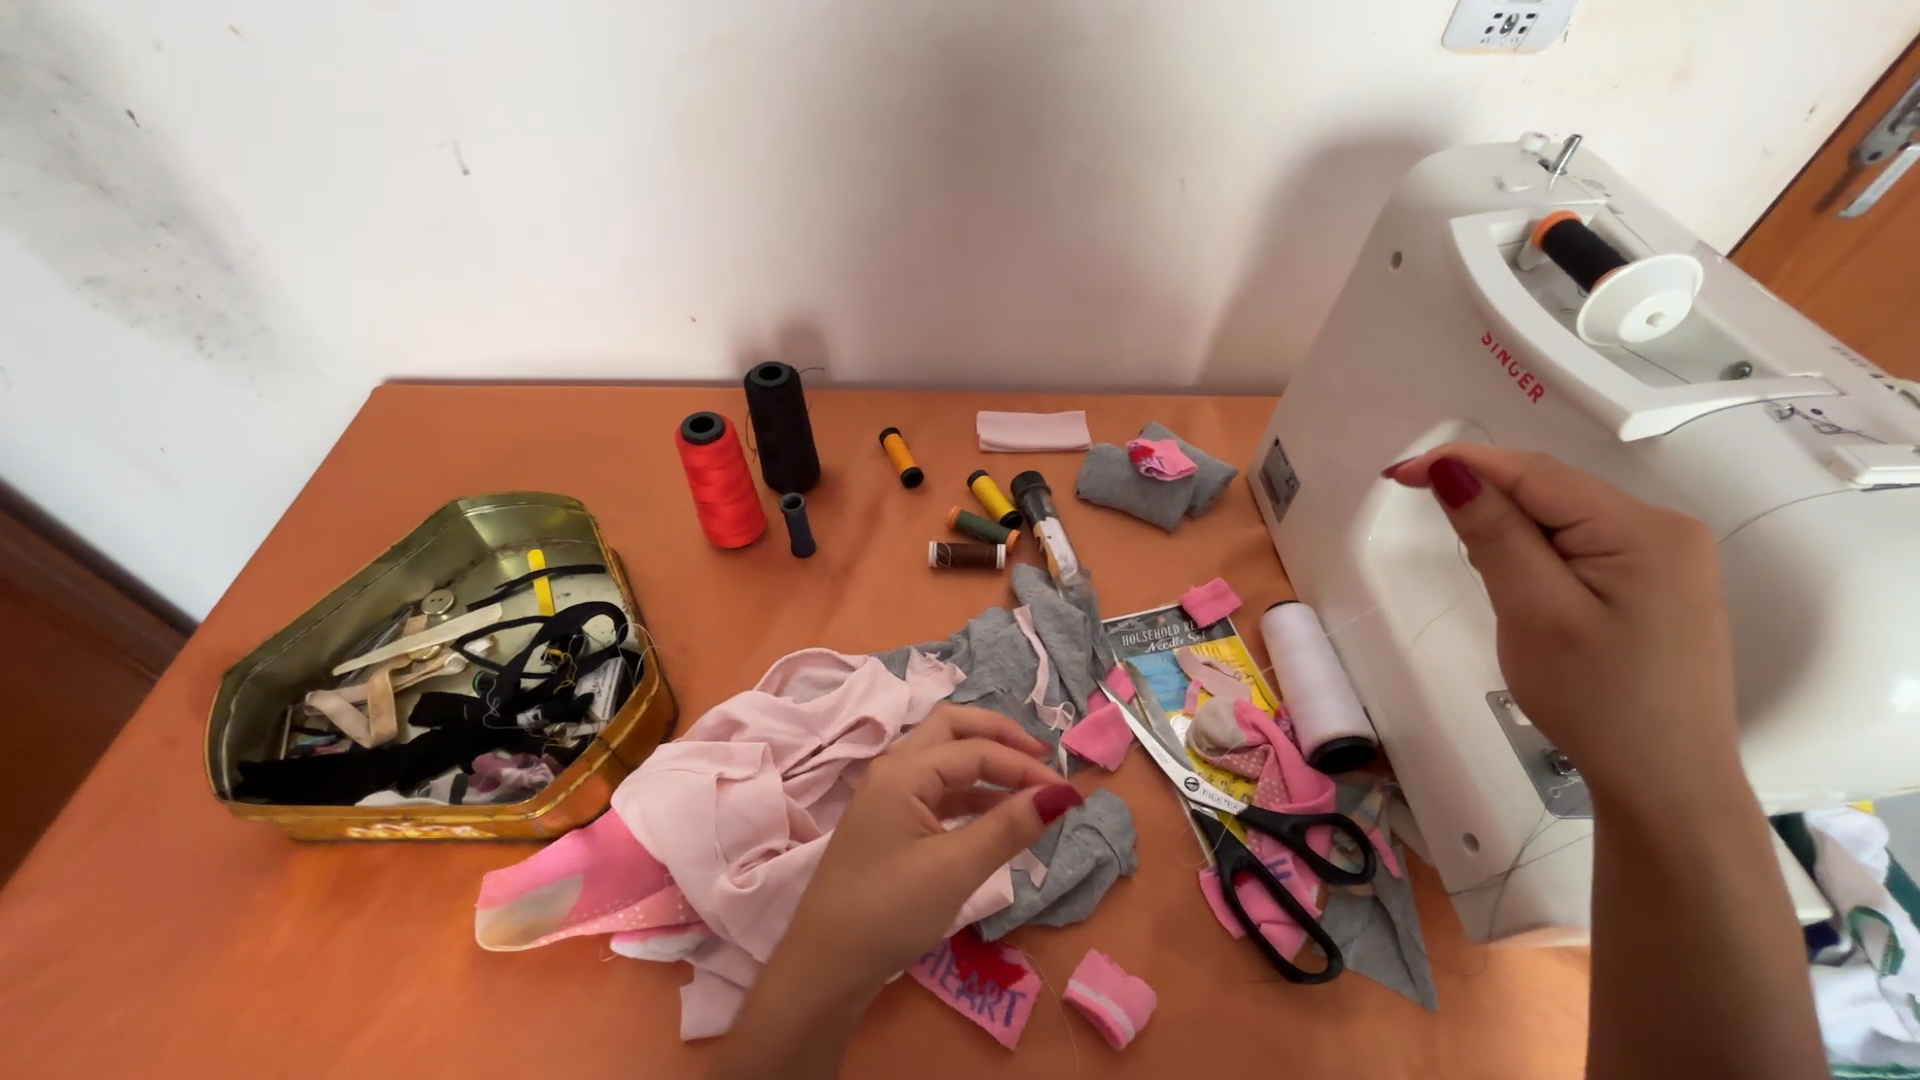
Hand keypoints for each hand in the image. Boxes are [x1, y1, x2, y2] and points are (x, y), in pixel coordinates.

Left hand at [712, 705, 1081, 1079]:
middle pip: (952, 730)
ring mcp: (887, 796)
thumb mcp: (956, 869)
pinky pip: (936, 790)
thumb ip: (1009, 827)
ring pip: (943, 758)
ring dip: (986, 765)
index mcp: (903, 771)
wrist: (824, 968)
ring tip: (1029, 789)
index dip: (1025, 767)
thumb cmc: (888, 912)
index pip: (976, 750)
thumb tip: (1062, 794)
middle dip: (1000, 738)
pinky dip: (970, 794)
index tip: (1068, 793)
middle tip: (1043, 760)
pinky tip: (996, 815)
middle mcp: (892, 770)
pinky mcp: (889, 823)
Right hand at [1383, 445, 1739, 809]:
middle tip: (1428, 526)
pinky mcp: (1652, 585)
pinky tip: (1520, 585)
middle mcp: (1662, 529)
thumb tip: (1451, 468)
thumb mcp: (1533, 611)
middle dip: (1484, 498)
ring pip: (1560, 518)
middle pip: (1551, 490)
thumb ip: (1495, 534)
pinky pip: (1577, 545)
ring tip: (1484, 575)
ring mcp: (1663, 559)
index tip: (1395, 474)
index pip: (1534, 472)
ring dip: (1507, 528)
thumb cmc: (1596, 698)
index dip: (1461, 462)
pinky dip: (1532, 552)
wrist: (1665, 781)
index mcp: (1641, 528)